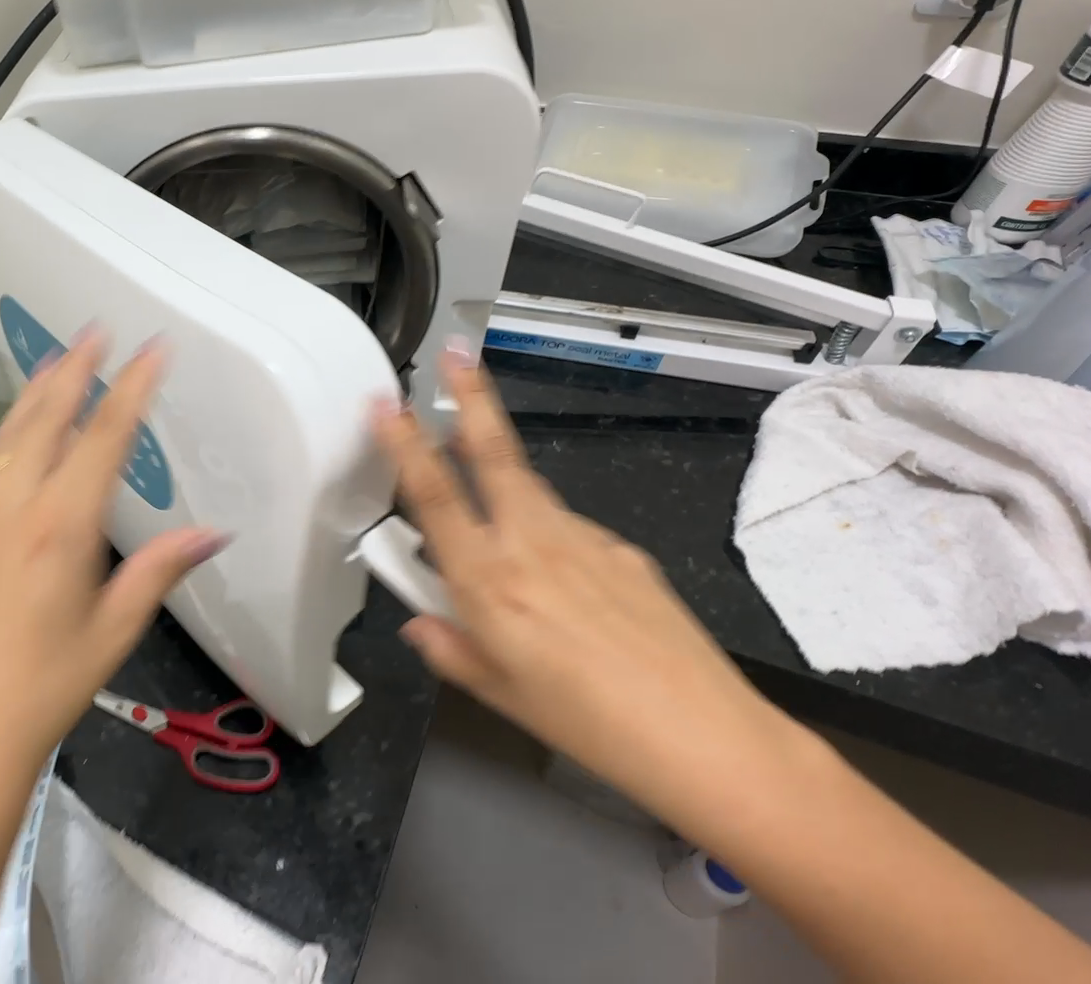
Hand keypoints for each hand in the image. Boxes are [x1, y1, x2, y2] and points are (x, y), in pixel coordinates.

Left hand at [0, 331, 226, 773]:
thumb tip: (214, 534)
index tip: (153, 349)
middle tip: (96, 330)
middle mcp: (11, 505)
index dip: (132, 387)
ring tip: (57, 361)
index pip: (104, 436)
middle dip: (75, 368)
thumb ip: (159, 570)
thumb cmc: (44, 689)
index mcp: (60, 525)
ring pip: (7, 434)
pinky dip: (6, 432)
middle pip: (46, 417)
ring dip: (36, 392)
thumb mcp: (113, 632)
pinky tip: (14, 431)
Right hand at [370, 346, 790, 804]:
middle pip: (494, 455)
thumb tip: (423, 623)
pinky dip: (547, 538)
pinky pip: (569, 530)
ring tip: (493, 512)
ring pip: (530, 491)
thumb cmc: (585, 721)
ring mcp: (586, 541)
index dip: (405, 444)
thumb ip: (448, 647)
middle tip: (456, 354)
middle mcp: (533, 546)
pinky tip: (561, 585)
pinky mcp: (625, 551)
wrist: (703, 735)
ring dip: (502, 481)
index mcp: (488, 582)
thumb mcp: (496, 691)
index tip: (387, 405)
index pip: (434, 496)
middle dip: (471, 398)